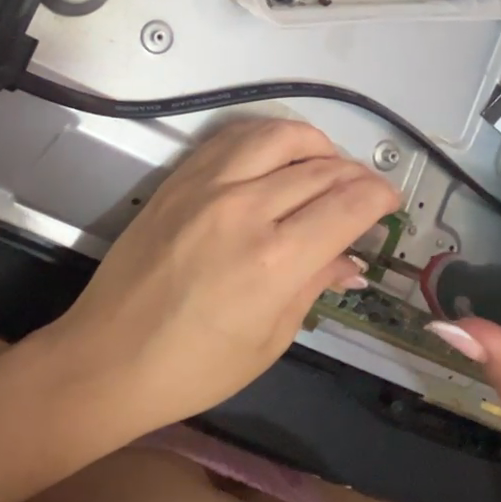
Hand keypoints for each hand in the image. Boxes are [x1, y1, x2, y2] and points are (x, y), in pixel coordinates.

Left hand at [44, 119, 398, 433]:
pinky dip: (267, 136)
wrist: (109, 355)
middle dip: (356, 174)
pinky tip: (278, 153)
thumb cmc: (195, 366)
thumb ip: (314, 285)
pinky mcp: (179, 177)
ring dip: (315, 142)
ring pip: (278, 135)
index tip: (391, 202)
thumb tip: (352, 258)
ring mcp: (207, 185)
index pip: (348, 204)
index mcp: (275, 260)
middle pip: (320, 168)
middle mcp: (245, 208)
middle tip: (367, 190)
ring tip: (327, 162)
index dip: (380, 196)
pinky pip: (233, 137)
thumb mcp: (269, 340)